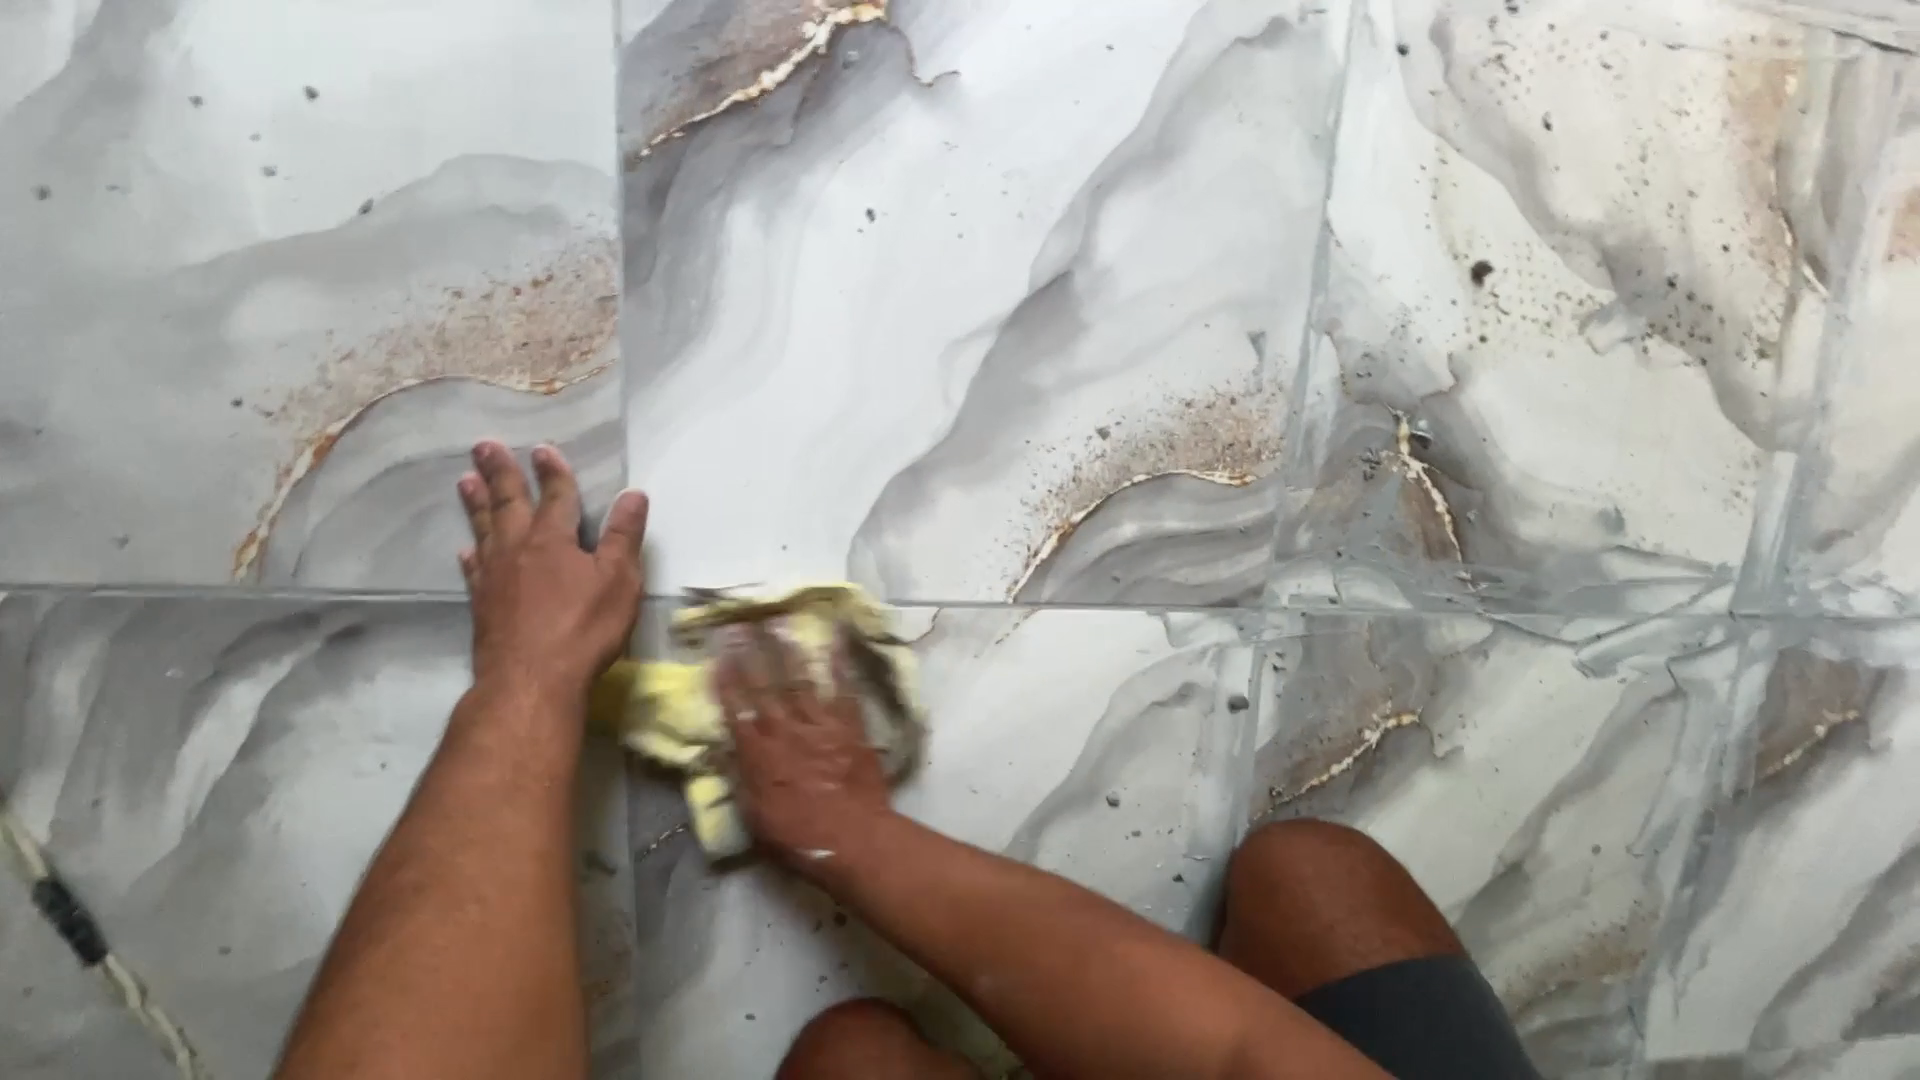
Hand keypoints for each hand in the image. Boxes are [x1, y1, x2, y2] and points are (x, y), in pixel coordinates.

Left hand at [457, 440, 648, 705]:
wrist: (532, 680)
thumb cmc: (584, 627)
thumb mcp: (619, 580)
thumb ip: (624, 536)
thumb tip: (633, 495)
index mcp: (554, 540)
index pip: (556, 497)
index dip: (554, 472)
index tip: (544, 449)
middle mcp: (519, 550)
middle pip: (509, 504)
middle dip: (501, 474)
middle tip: (484, 446)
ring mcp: (495, 577)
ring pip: (484, 530)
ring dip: (477, 504)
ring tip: (465, 480)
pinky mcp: (483, 605)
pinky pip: (474, 569)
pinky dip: (472, 554)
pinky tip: (467, 549)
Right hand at [714, 627, 894, 875]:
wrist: (852, 837)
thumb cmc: (799, 835)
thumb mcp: (754, 816)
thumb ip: (738, 777)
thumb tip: (717, 750)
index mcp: (758, 754)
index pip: (736, 708)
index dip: (725, 680)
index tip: (717, 654)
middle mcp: (786, 730)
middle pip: (765, 685)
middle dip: (751, 653)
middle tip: (742, 624)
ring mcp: (821, 724)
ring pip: (800, 679)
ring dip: (788, 650)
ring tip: (778, 623)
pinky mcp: (851, 724)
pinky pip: (843, 687)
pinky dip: (837, 662)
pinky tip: (833, 639)